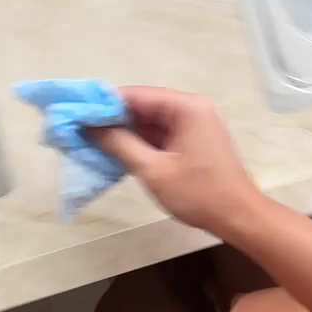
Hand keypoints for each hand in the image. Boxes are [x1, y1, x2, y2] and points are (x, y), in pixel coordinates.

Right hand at [91, 86, 269, 236]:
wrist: (238, 217)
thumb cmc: (199, 194)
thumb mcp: (154, 170)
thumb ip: (119, 144)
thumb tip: (87, 126)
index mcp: (187, 107)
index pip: (136, 95)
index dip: (102, 103)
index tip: (72, 112)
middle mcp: (192, 108)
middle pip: (142, 105)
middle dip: (110, 118)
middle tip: (75, 128)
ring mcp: (194, 124)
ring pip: (149, 121)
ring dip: (122, 131)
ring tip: (86, 139)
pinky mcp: (192, 140)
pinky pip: (159, 134)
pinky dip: (138, 142)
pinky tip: (112, 151)